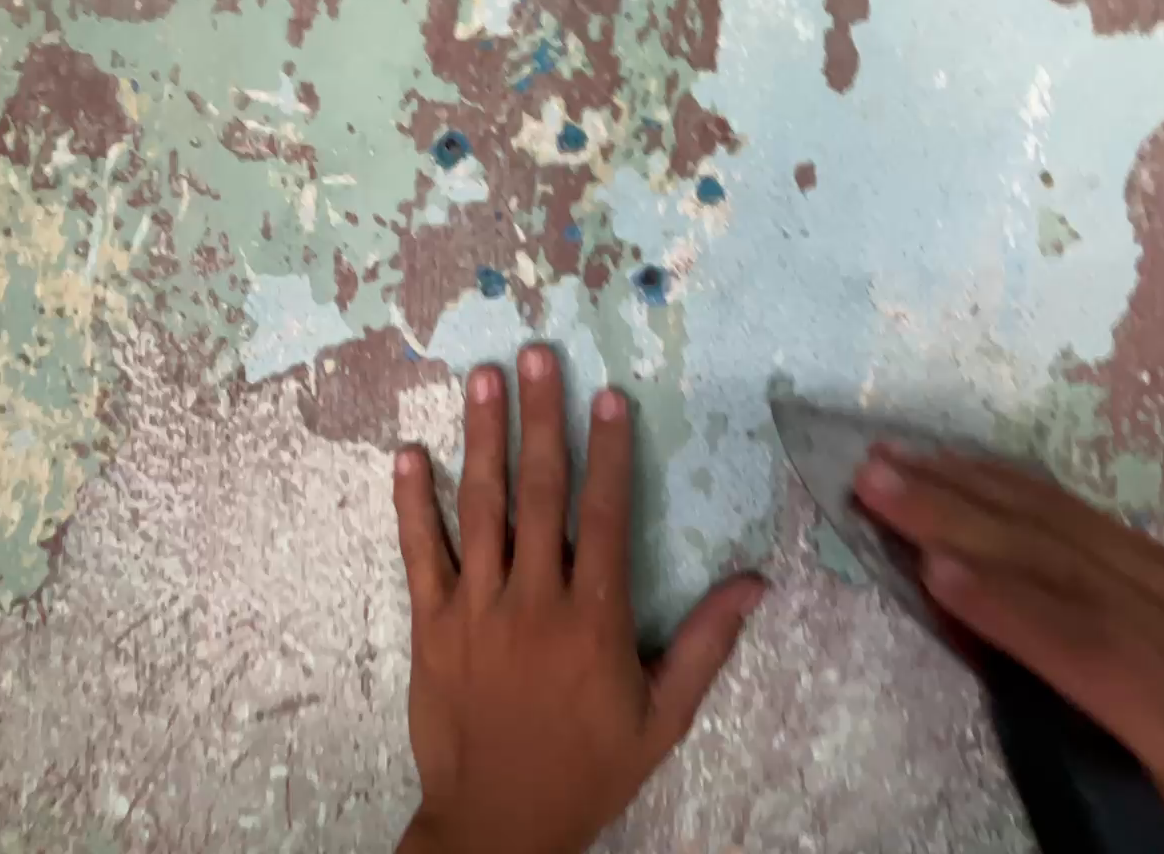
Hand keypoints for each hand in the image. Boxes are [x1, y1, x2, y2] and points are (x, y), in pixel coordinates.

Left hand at [392, 344, 766, 853]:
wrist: (497, 827)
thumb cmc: (588, 767)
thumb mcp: (663, 717)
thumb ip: (707, 645)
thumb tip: (756, 583)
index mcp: (593, 617)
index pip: (605, 514)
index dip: (609, 450)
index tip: (607, 395)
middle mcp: (533, 598)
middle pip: (540, 492)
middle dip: (541, 418)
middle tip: (535, 357)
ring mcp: (475, 607)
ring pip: (480, 507)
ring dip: (482, 438)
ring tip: (482, 380)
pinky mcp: (430, 624)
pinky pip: (420, 554)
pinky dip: (412, 503)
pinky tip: (407, 454)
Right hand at [852, 446, 1163, 853]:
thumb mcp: (1104, 814)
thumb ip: (1034, 713)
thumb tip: (945, 602)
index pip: (1109, 665)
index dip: (1015, 610)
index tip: (928, 567)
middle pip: (1088, 578)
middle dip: (966, 520)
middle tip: (879, 482)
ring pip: (1088, 534)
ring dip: (976, 489)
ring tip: (900, 461)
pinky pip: (1099, 521)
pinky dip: (1016, 490)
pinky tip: (960, 467)